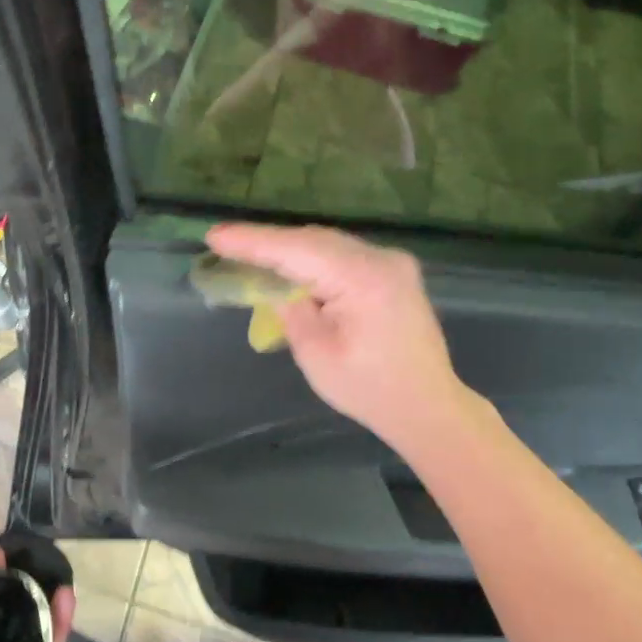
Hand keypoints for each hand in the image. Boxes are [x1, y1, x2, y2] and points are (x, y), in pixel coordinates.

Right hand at [206, 223, 469, 448]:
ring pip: (326, 245)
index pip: (295, 250)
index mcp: (363, 278)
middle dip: (267, 243)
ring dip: (288, 250)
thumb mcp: (316, 354)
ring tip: (248, 255)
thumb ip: (290, 310)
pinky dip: (312, 260)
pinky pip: (342, 256)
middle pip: (312, 240)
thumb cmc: (369, 389)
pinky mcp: (393, 273)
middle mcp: (380, 259)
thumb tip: (274, 286)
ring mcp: (391, 263)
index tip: (214, 236)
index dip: (252, 242)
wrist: (427, 406)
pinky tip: (288, 268)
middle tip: (224, 246)